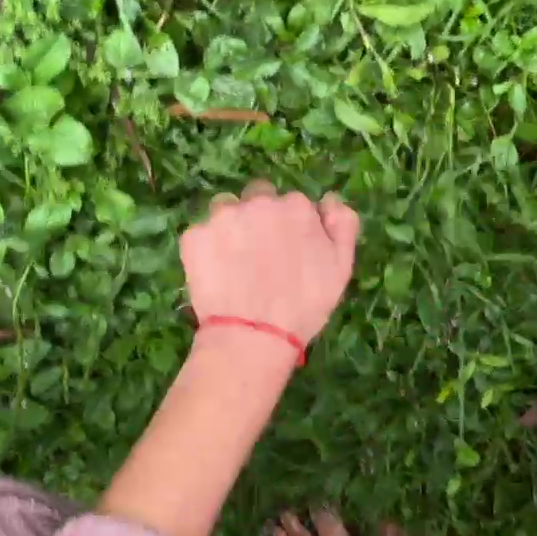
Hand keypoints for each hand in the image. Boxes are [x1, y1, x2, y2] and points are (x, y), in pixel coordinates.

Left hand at [180, 180, 359, 345]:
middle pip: (258, 197)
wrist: (252, 338)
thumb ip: (342, 224)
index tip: (289, 249)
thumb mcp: (341, 267)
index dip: (291, 225)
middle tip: (260, 253)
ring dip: (230, 225)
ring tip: (233, 260)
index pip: (292, 203)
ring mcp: (222, 217)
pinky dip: (206, 247)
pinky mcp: (193, 236)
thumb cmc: (304, 307)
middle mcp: (259, 202)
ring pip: (225, 209)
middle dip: (259, 217)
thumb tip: (328, 199)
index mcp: (296, 206)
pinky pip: (200, 233)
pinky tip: (214, 272)